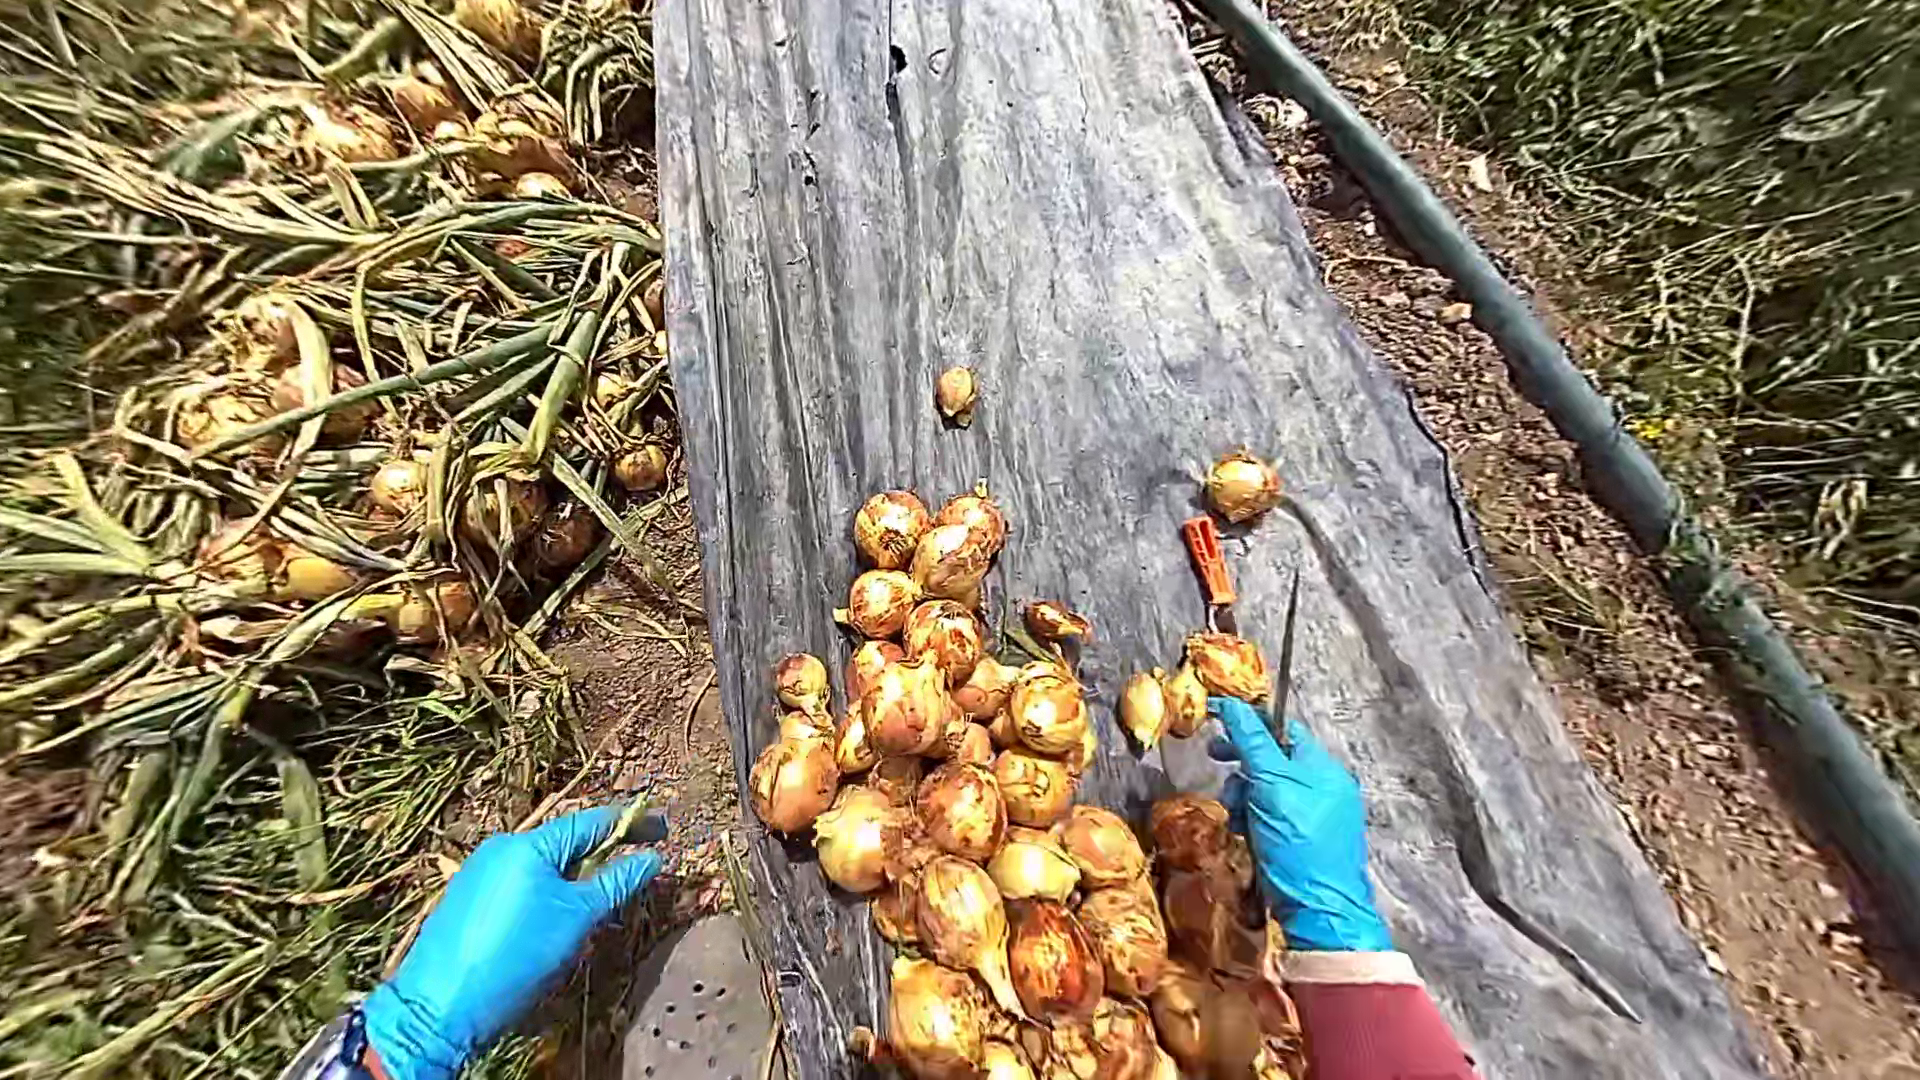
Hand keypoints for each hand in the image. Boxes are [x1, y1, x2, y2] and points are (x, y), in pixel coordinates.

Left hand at [363, 805, 663, 1079]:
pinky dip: (554, 886)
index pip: (594, 821)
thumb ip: (618, 880)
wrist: (428, 1018)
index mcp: (529, 844)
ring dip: (581, 871)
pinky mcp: (469, 899)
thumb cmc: (513, 958)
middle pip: (571, 839)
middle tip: (640, 860)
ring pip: (548, 861)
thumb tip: (653, 857)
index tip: (663, 828)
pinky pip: (525, 879)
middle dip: (607, 850)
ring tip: (606, 889)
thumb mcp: (578, 917)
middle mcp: (503, 848)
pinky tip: (565, 909)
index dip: (633, 824)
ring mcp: (481, 873)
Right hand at [1208, 697, 1392, 951]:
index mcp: (1321, 767)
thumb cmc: (1296, 841)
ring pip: (1264, 785)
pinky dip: (1251, 816)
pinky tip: (1245, 830)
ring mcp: (1312, 812)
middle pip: (1270, 756)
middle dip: (1240, 762)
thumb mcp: (1269, 783)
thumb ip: (1250, 741)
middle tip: (1215, 758)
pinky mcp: (1300, 836)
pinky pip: (1268, 811)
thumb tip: (1232, 704)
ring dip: (1242, 793)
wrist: (1319, 911)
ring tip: (1237, 812)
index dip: (1248, 722)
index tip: (1216, 721)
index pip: (1281, 728)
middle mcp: (1321, 785)